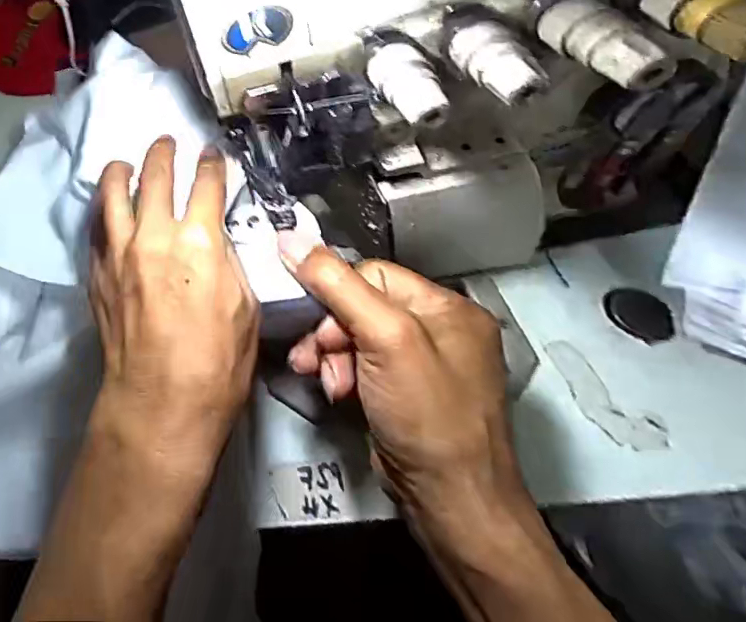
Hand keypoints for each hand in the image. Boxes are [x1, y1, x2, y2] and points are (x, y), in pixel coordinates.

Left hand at [19, 139, 258, 621]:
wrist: (159, 406)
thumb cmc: (217, 363)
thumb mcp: (245, 306)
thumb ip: (228, 261)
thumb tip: (216, 237)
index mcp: (200, 241)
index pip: (206, 184)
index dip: (211, 164)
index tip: (212, 155)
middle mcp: (155, 236)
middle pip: (155, 177)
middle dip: (163, 154)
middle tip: (167, 142)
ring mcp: (120, 254)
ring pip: (113, 194)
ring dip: (121, 171)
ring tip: (125, 162)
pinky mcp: (97, 275)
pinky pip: (97, 229)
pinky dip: (104, 211)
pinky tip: (108, 209)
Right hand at [282, 246, 521, 522]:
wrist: (453, 507)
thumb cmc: (430, 418)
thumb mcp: (385, 339)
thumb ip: (338, 286)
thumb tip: (292, 239)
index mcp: (447, 307)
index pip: (373, 274)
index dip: (338, 295)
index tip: (317, 326)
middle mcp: (440, 330)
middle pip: (362, 306)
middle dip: (331, 332)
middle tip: (314, 358)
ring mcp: (424, 365)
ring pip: (359, 338)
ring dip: (332, 357)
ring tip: (326, 382)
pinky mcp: (407, 395)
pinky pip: (365, 367)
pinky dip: (344, 377)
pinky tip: (337, 393)